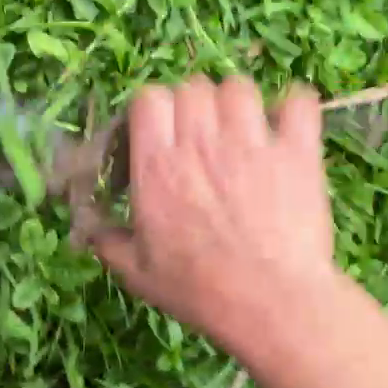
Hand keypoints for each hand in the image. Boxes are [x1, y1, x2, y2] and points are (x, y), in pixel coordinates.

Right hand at [88, 76, 339, 349]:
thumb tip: (89, 230)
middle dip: (188, 106)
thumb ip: (107, 241)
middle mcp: (201, 144)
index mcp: (157, 167)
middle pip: (192, 87)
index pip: (148, 100)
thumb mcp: (135, 272)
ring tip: (234, 131)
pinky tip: (281, 130)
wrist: (268, 300)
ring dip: (232, 104)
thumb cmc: (194, 288)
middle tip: (191, 138)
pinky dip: (288, 108)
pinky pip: (297, 101)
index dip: (148, 111)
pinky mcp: (298, 151)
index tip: (150, 137)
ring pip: (238, 88)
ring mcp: (254, 142)